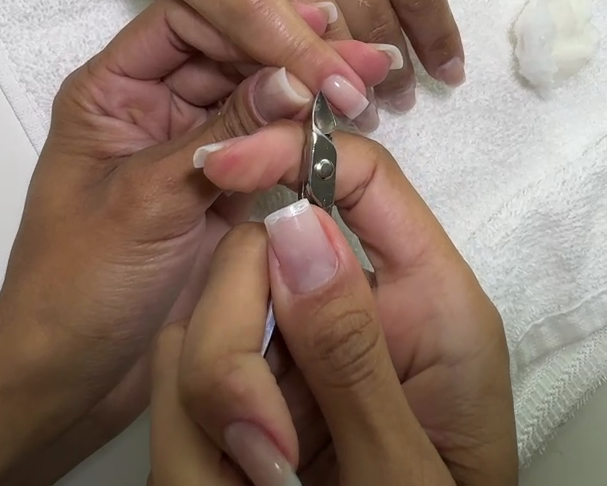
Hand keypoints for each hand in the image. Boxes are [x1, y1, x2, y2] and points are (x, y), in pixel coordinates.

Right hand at [0, 0, 464, 114]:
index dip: (435, 31)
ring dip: (350, 74)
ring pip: (326, 25)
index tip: (449, 69)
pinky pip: (257, 23)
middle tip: (400, 98)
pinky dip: (297, 65)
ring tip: (361, 105)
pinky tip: (323, 97)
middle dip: (393, 64)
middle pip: (375, 10)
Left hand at [0, 0, 395, 485]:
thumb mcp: (149, 200)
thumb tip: (299, 77)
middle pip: (229, 51)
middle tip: (365, 58)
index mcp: (113, 88)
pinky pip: (266, 139)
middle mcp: (152, 100)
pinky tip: (346, 122)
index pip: (188, 21)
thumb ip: (224, 134)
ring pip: (254, 93)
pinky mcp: (219, 179)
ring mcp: (189, 140)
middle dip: (294, 53)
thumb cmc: (78, 288)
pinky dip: (304, 131)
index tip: (318, 30)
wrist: (67, 385)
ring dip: (308, 88)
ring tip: (372, 79)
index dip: (251, 20)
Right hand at [152, 133, 515, 484]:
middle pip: (259, 253)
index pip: (359, 176)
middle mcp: (352, 309)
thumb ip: (354, 349)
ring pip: (207, 320)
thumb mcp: (408, 471)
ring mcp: (294, 353)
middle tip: (265, 452)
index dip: (291, 153)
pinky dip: (194, 443)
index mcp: (424, 299)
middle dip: (236, 344)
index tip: (218, 167)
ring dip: (213, 411)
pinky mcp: (249, 396)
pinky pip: (183, 384)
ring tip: (266, 485)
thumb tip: (295, 221)